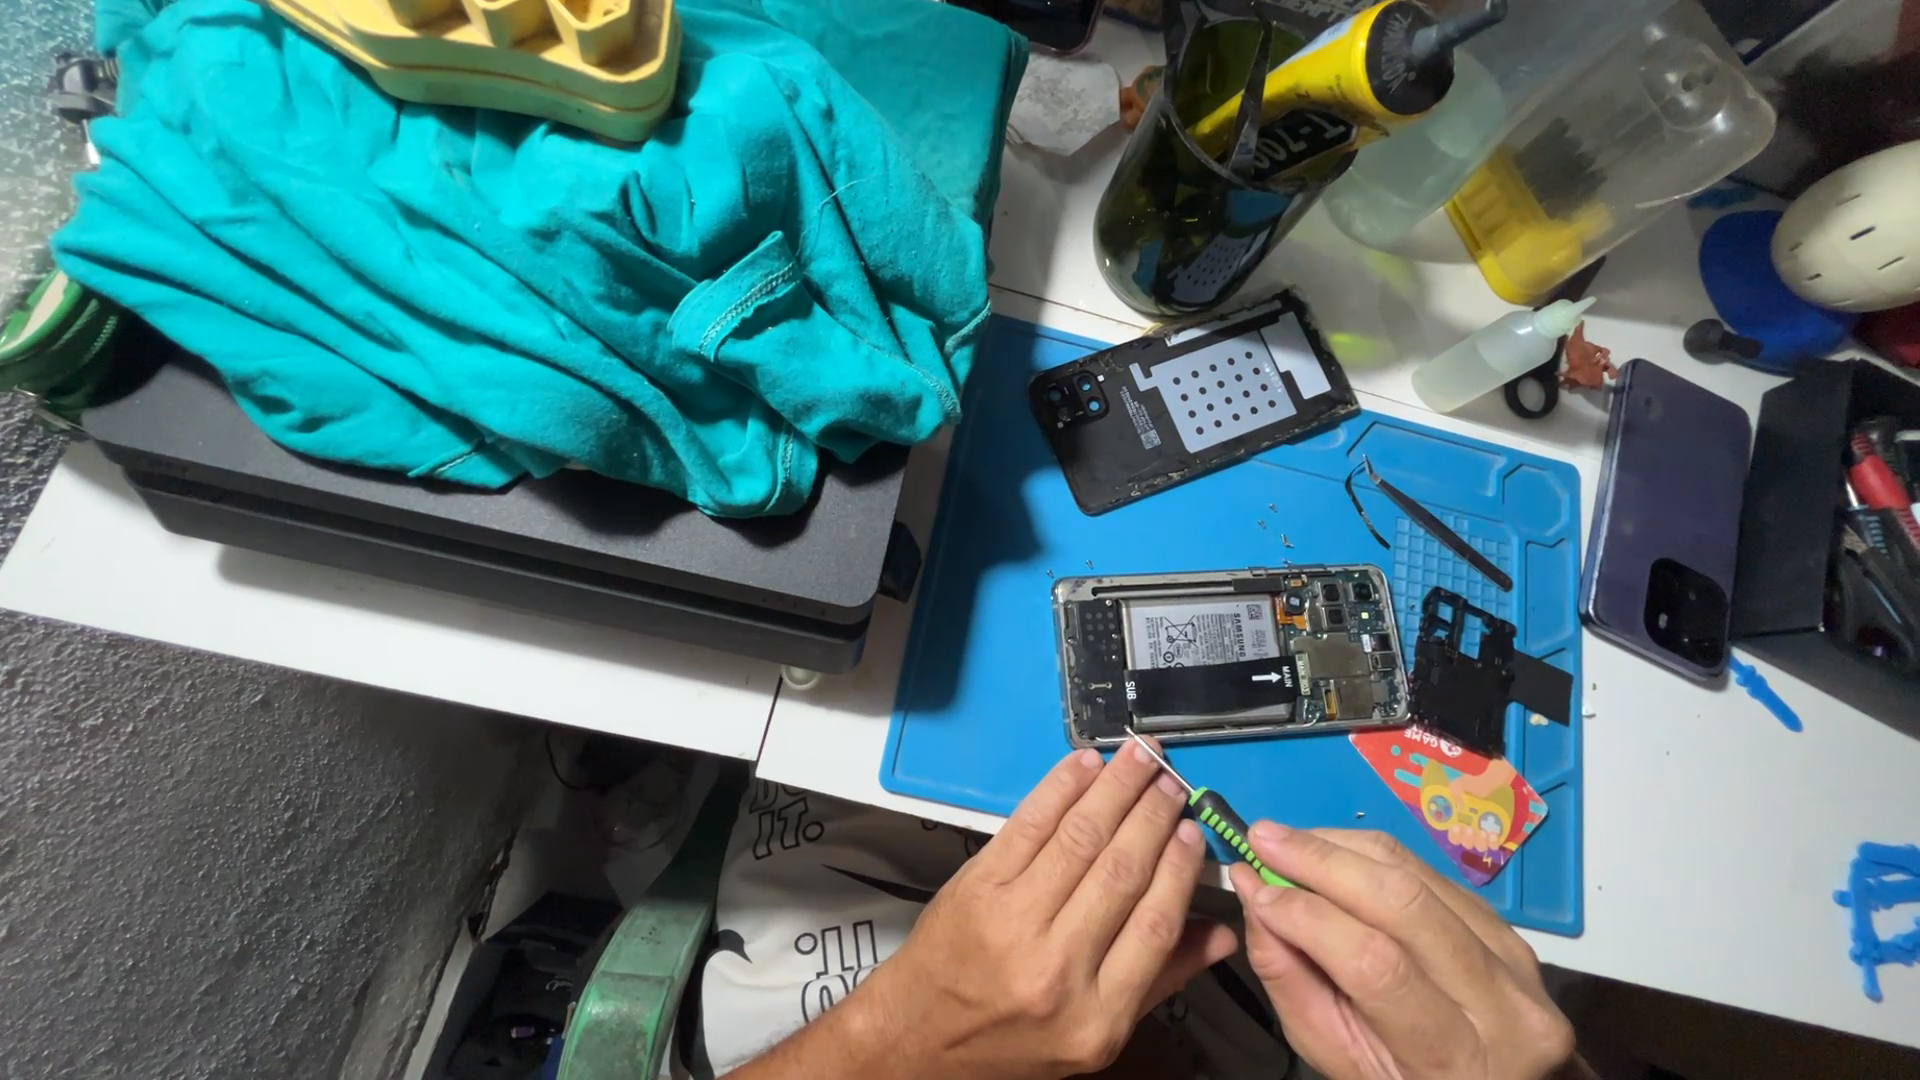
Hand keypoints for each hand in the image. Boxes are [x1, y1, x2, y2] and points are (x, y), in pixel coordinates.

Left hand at [853, 742, 1238, 1079]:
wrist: (923, 1032)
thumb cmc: (1015, 1036)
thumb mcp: (1094, 1034)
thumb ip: (1160, 980)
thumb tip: (1221, 932)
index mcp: (1097, 1014)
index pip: (1155, 924)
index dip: (1179, 868)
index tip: (1193, 829)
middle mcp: (1058, 965)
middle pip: (1119, 871)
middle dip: (1151, 814)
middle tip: (1172, 778)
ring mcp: (1013, 918)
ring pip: (1079, 838)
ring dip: (1115, 788)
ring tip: (1140, 756)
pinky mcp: (980, 882)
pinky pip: (1029, 823)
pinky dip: (1060, 787)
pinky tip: (1085, 764)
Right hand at [1229, 825, 1573, 1079]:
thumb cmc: (1391, 1074)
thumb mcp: (1328, 1047)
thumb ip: (1283, 970)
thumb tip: (1249, 884)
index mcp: (1455, 1055)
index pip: (1376, 964)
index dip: (1307, 916)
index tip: (1254, 887)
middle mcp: (1501, 1001)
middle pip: (1401, 901)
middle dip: (1319, 860)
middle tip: (1260, 836)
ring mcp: (1512, 955)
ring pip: (1411, 870)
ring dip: (1335, 844)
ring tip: (1283, 839)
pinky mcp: (1503, 921)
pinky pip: (1424, 866)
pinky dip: (1363, 850)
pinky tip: (1326, 852)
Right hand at [1447, 760, 1516, 853]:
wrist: (1498, 772)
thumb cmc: (1478, 775)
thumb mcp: (1463, 781)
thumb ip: (1456, 791)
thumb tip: (1459, 805)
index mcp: (1457, 813)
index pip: (1451, 832)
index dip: (1453, 834)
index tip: (1457, 826)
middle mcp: (1470, 823)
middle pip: (1465, 843)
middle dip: (1466, 839)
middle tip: (1469, 829)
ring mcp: (1485, 826)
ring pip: (1479, 846)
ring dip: (1479, 842)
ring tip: (1482, 832)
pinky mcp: (1500, 828)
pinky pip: (1495, 843)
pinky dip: (1493, 842)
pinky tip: (1493, 834)